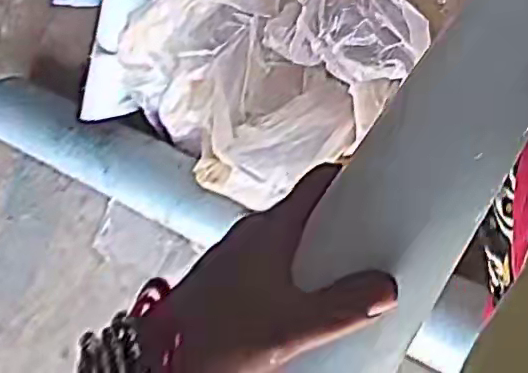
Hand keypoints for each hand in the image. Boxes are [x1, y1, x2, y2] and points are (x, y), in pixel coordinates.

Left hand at [152, 165, 397, 372]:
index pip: (319, 179)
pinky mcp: (213, 286)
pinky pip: (258, 266)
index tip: (369, 180)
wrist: (143, 371)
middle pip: (302, 209)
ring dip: (303, 250)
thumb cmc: (208, 342)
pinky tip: (284, 308)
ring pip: (278, 239)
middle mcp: (249, 234)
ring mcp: (228, 259)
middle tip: (356, 239)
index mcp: (272, 227)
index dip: (347, 174)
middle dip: (331, 221)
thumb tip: (384, 290)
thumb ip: (341, 308)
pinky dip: (278, 275)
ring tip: (325, 279)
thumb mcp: (288, 328)